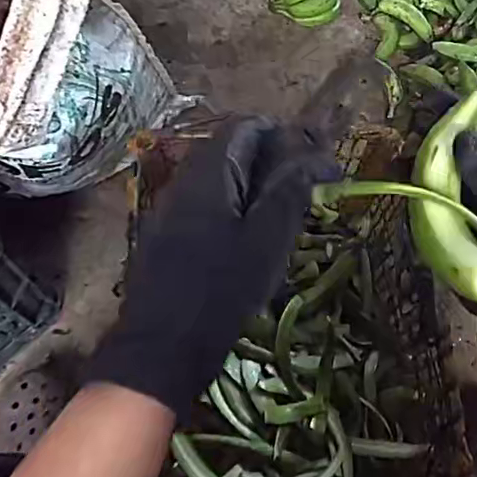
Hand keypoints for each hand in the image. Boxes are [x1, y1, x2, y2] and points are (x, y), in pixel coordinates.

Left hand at [91, 117, 338, 416]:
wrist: (162, 348)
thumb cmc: (223, 289)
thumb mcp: (268, 238)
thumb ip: (289, 190)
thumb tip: (314, 155)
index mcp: (208, 174)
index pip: (245, 128)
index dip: (283, 134)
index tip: (313, 156)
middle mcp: (183, 182)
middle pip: (230, 150)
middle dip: (271, 159)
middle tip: (305, 185)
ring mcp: (170, 208)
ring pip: (219, 178)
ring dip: (254, 184)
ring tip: (285, 211)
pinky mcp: (167, 235)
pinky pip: (207, 203)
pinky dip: (236, 206)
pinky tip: (252, 236)